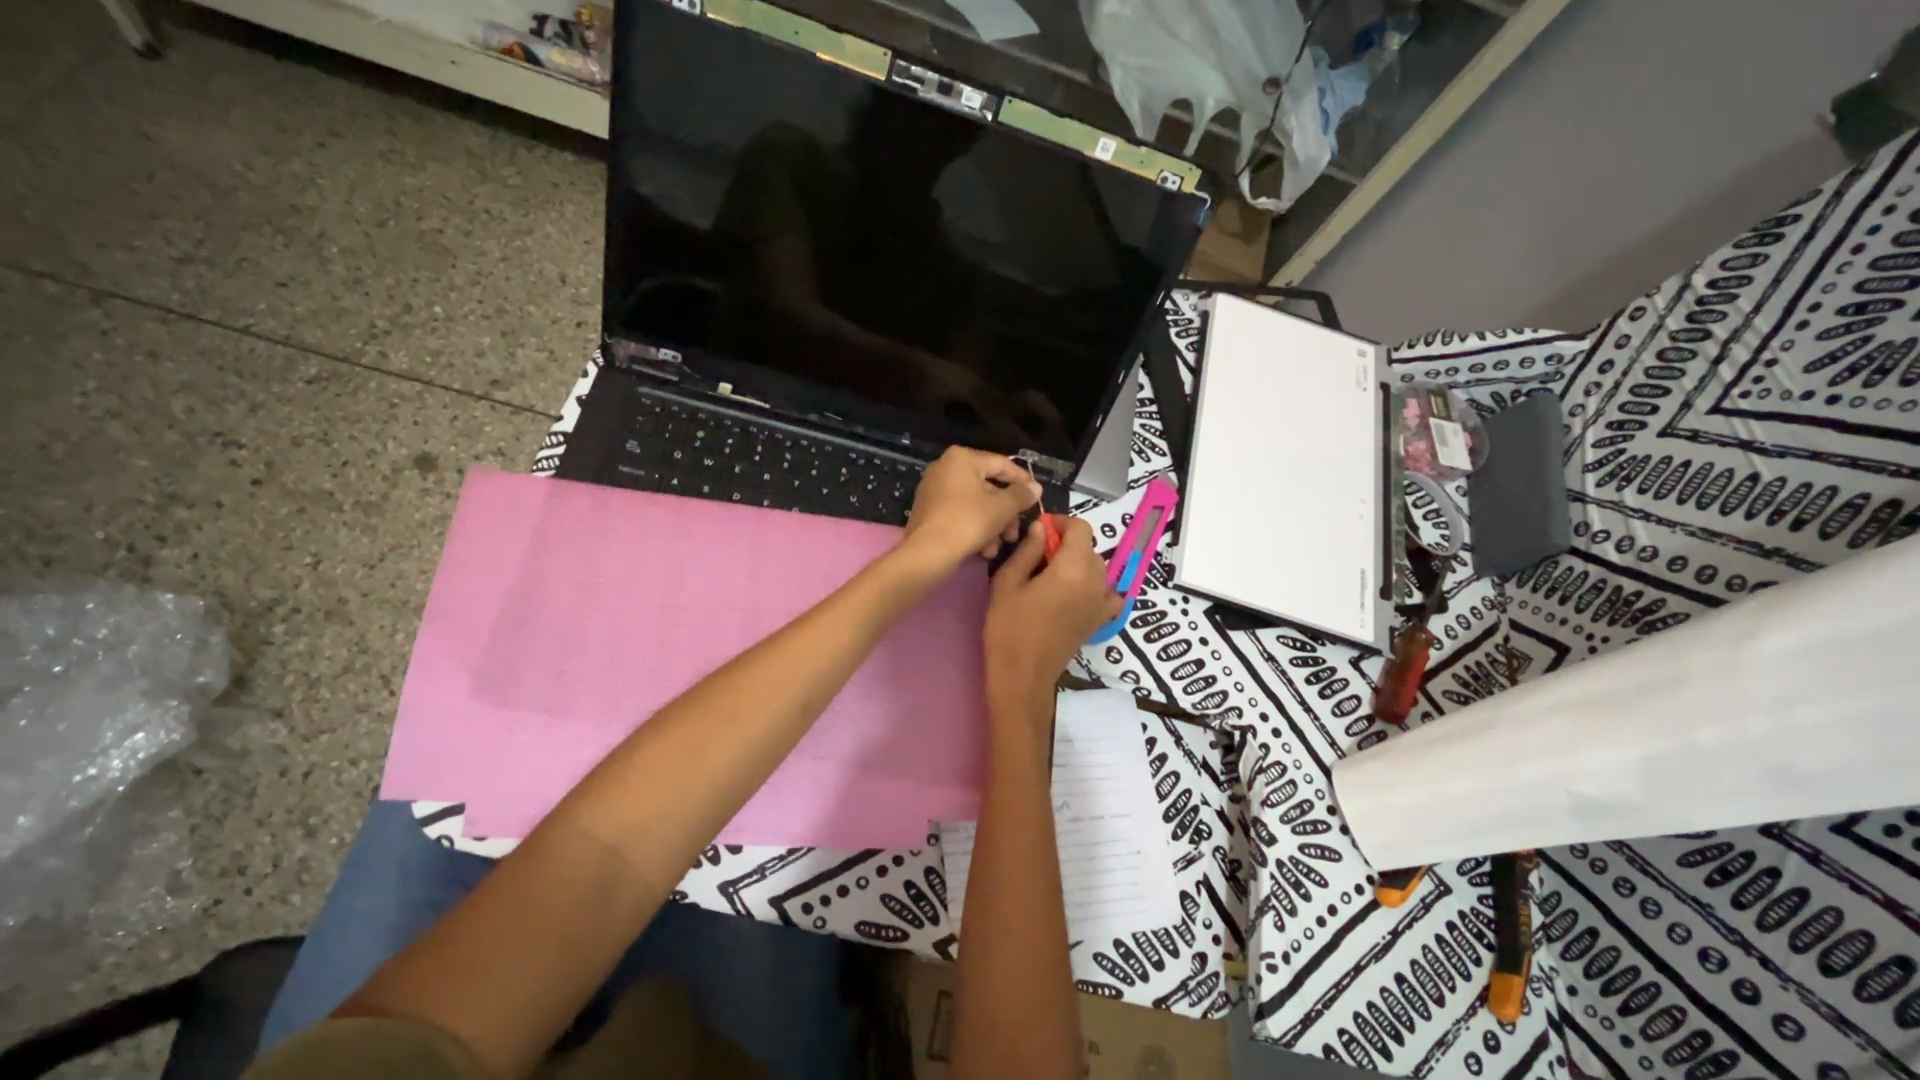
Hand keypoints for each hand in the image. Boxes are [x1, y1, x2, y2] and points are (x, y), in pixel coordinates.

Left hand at [902, 447, 1041, 566]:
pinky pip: (959, 513)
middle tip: (1014, 532)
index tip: (1036, 496)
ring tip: (998, 547)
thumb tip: (1036, 487)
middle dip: (1005, 513)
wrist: (927, 552)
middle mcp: (944, 468)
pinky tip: (983, 549)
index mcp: (962, 459)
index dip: (1022, 480)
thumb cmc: (968, 522)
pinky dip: (974, 527)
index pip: (1001, 464)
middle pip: (987, 487)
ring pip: (974, 504)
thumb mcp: (1002, 508)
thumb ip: (1021, 495)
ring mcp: (933, 489)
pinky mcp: (928, 510)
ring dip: (992, 525)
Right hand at [983, 517, 1123, 723]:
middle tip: (1037, 556)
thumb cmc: (1009, 627)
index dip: (1061, 522)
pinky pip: (1108, 593)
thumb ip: (1028, 550)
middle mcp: (1096, 581)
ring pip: (1097, 568)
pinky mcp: (1100, 620)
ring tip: (1050, 577)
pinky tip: (1076, 594)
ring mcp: (1102, 602)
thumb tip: (1041, 528)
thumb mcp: (1008, 582)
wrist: (1023, 676)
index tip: (1040, 529)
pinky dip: (1096, 587)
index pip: (1080, 528)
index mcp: (1074, 567)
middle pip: (1088, 547)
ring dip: (1078, 563)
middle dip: (1066, 544)